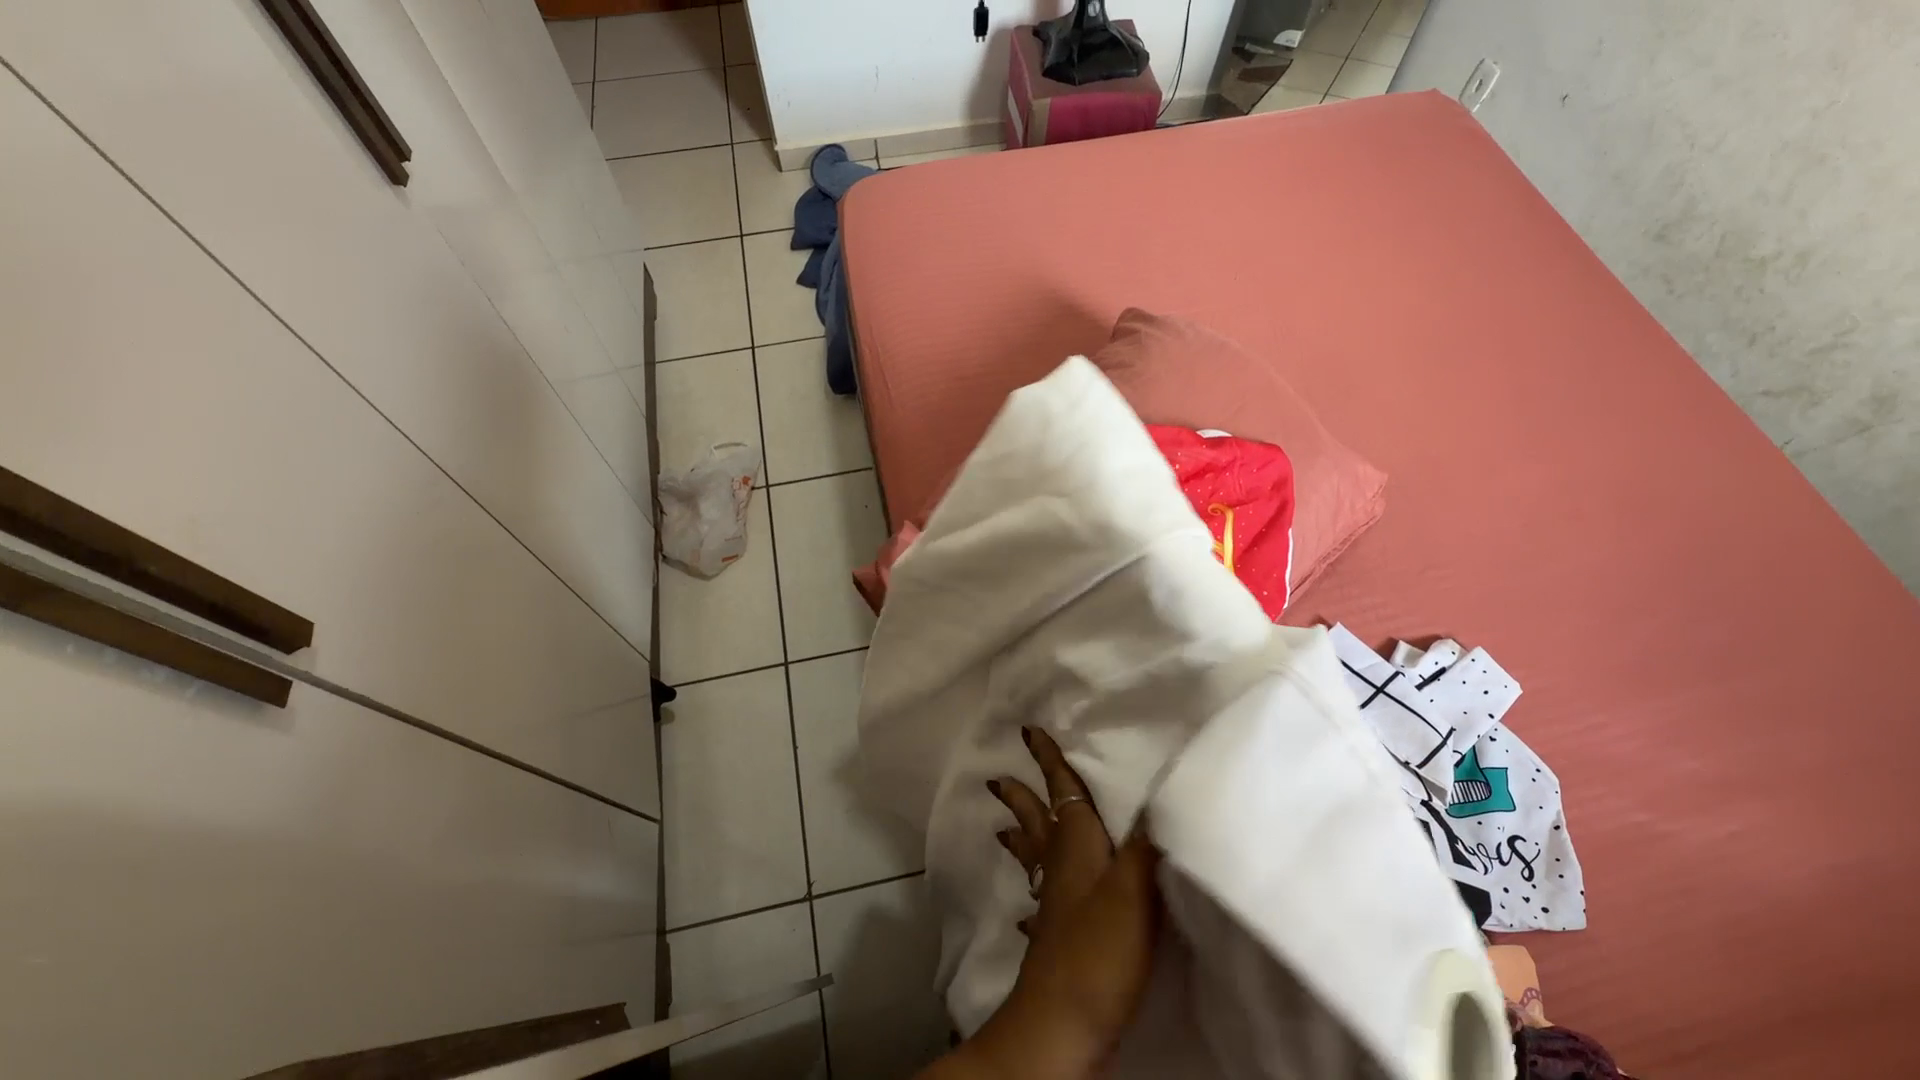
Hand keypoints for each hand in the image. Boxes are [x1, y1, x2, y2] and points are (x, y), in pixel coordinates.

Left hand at [962, 726, 1161, 1079]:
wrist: (1065, 1024)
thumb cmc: (1099, 949)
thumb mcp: (1133, 888)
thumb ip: (1148, 841)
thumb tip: (1164, 786)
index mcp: (1076, 848)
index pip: (1062, 793)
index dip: (1050, 762)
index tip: (1029, 732)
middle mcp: (1061, 870)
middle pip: (1038, 823)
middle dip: (1023, 797)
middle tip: (997, 778)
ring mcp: (1055, 907)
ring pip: (1036, 861)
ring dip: (1024, 840)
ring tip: (1004, 829)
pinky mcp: (1059, 941)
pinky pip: (1043, 904)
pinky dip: (1036, 896)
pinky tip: (1029, 909)